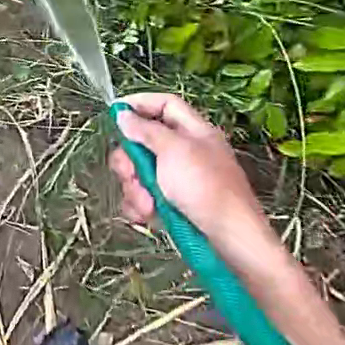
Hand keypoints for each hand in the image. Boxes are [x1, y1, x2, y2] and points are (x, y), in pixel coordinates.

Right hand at [109, 92, 265, 244]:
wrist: (229, 240)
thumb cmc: (206, 188)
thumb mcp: (174, 151)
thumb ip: (146, 130)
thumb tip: (123, 113)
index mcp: (194, 131)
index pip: (164, 104)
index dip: (139, 104)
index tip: (115, 113)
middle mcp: (186, 152)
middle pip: (144, 141)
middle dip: (130, 159)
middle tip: (127, 172)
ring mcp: (179, 179)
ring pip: (140, 172)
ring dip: (135, 188)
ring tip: (146, 203)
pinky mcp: (173, 203)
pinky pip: (145, 196)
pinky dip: (141, 205)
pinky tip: (147, 215)